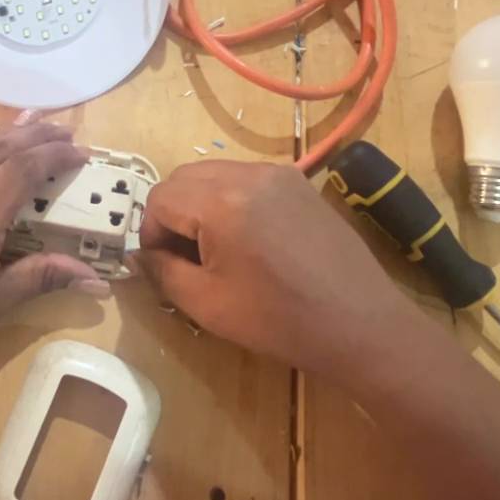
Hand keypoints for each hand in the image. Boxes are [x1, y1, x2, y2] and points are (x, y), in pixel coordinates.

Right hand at [131, 160, 438, 388]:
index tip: (165, 265)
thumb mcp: (206, 304)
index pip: (160, 198)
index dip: (152, 232)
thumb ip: (162, 271)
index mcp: (220, 202)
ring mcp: (279, 174)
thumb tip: (140, 255)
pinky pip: (247, 180)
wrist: (359, 325)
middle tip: (187, 257)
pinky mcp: (300, 183)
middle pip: (184, 178)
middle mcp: (248, 174)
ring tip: (218, 250)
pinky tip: (249, 240)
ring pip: (214, 175)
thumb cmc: (278, 320)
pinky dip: (232, 200)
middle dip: (174, 214)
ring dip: (202, 205)